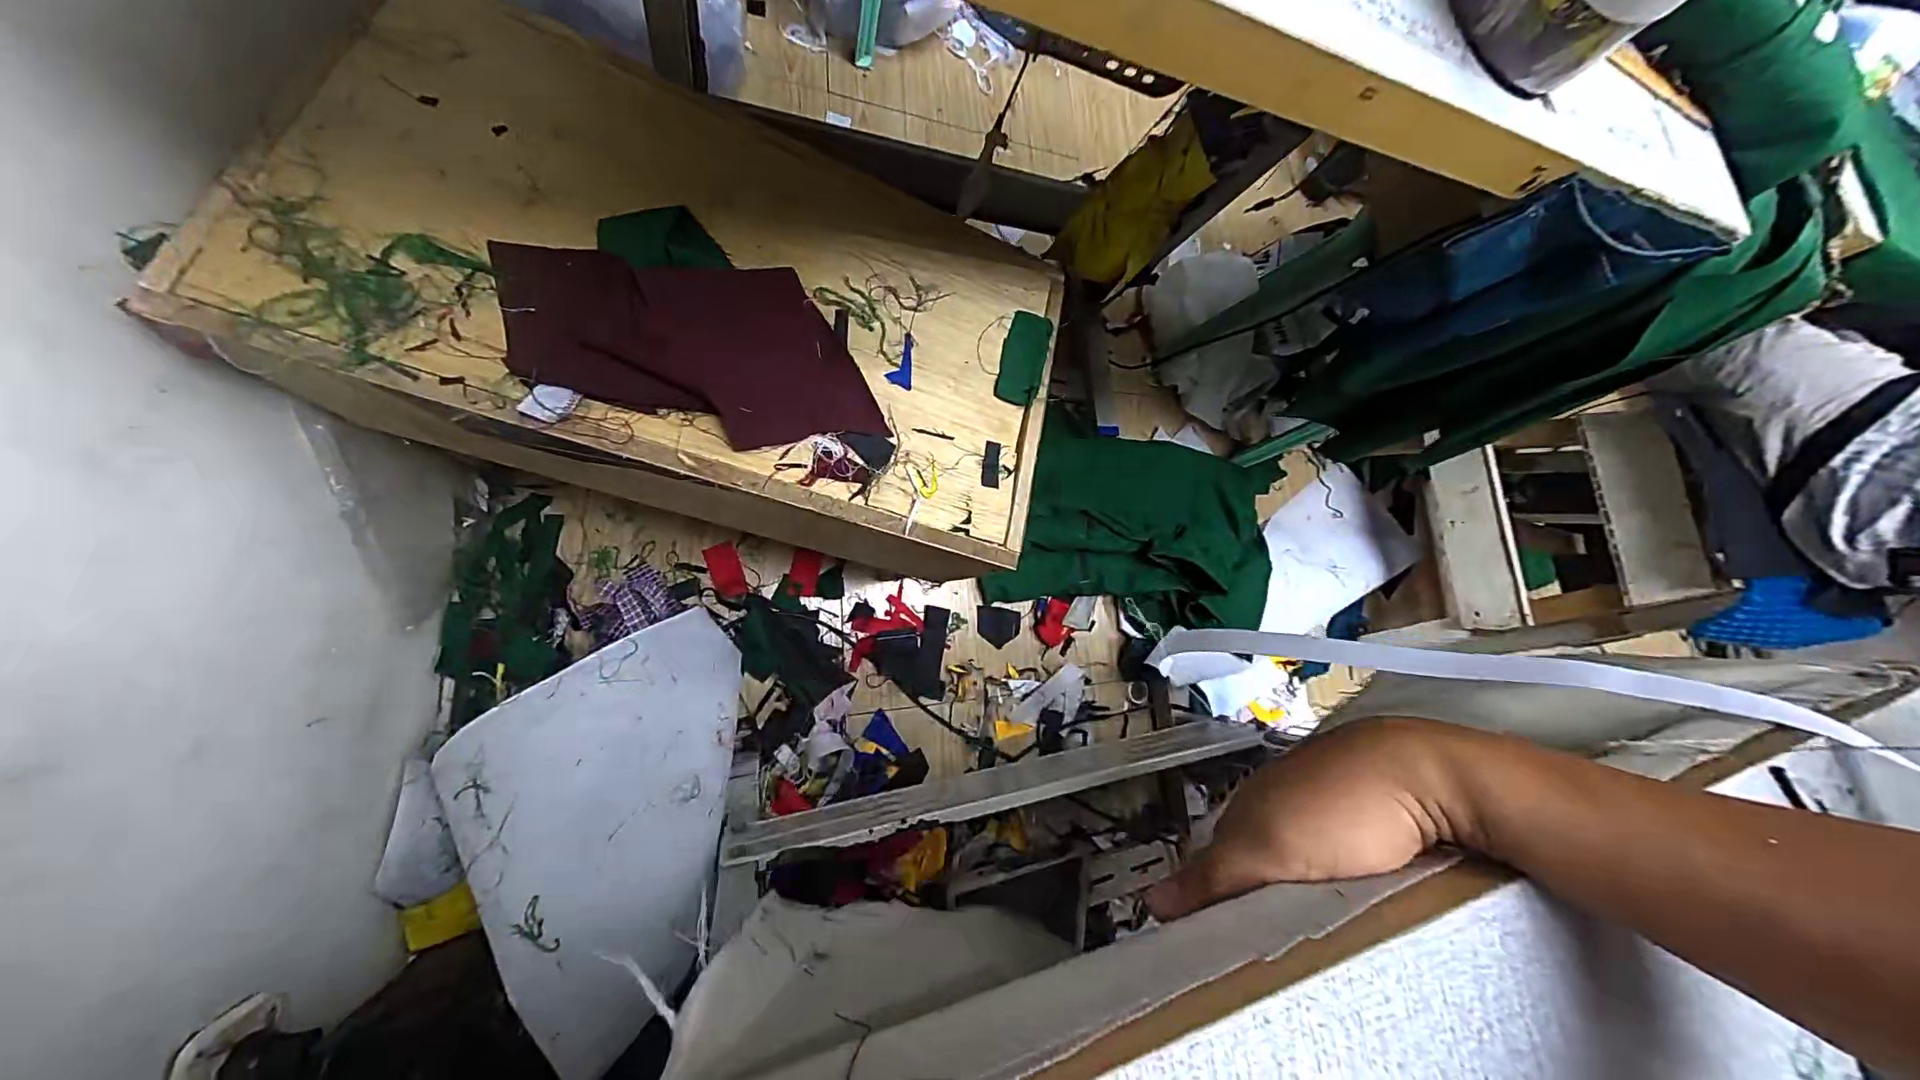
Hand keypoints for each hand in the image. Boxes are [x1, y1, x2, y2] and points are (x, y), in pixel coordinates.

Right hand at [1146, 717, 1477, 919]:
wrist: (1431, 777)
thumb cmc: (1344, 800)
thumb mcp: (1265, 848)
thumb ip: (1210, 875)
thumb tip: (1153, 899)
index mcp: (1245, 808)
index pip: (1209, 865)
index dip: (1208, 903)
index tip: (1212, 945)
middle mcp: (1281, 810)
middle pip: (1254, 871)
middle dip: (1257, 907)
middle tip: (1271, 948)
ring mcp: (1328, 820)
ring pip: (1300, 874)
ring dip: (1303, 904)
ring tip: (1315, 937)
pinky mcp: (1373, 834)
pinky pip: (1343, 873)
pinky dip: (1342, 893)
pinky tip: (1354, 909)